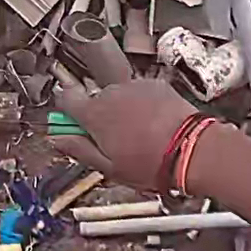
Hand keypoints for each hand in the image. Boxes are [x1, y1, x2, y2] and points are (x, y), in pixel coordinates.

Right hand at [49, 79, 198, 190]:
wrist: (193, 150)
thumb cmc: (151, 164)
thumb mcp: (109, 167)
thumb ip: (79, 149)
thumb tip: (57, 139)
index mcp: (94, 113)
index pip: (65, 99)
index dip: (68, 114)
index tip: (76, 127)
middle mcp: (110, 93)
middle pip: (94, 100)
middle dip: (100, 116)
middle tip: (115, 140)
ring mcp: (133, 85)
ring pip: (118, 96)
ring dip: (123, 110)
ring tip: (140, 134)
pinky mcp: (153, 83)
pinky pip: (139, 92)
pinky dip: (143, 104)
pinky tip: (155, 123)